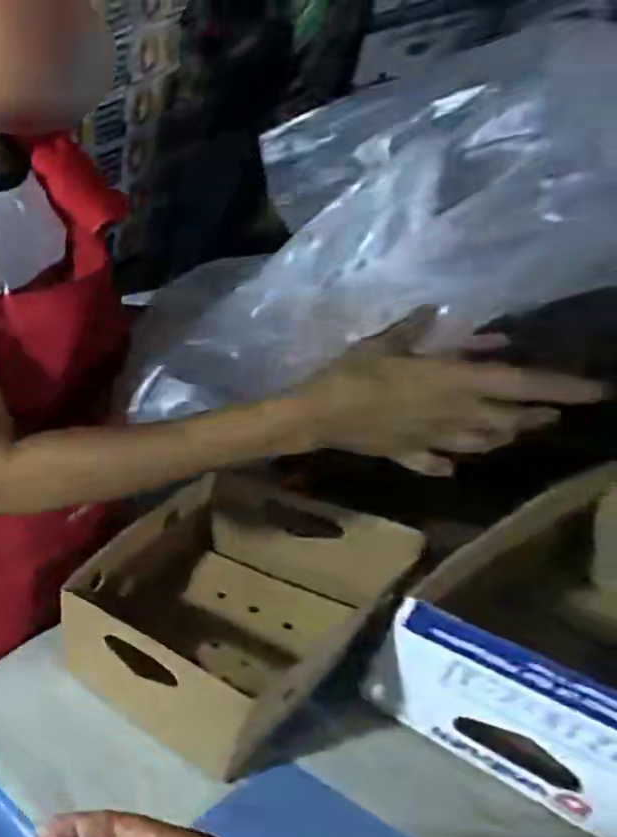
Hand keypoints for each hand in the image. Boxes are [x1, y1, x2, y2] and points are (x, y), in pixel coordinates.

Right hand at [291, 307, 605, 475]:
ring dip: (497, 439)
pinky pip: (430, 463)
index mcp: (458, 381)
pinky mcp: (400, 452)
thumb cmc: (346, 376)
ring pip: (480, 443)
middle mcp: (455, 412)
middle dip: (534, 417)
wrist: (307, 416)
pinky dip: (443, 465)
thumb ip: (410, 330)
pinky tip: (448, 467)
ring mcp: (428, 436)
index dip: (568, 388)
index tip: (599, 392)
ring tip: (502, 435)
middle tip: (544, 414)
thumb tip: (431, 310)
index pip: (529, 384)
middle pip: (511, 420)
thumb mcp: (377, 346)